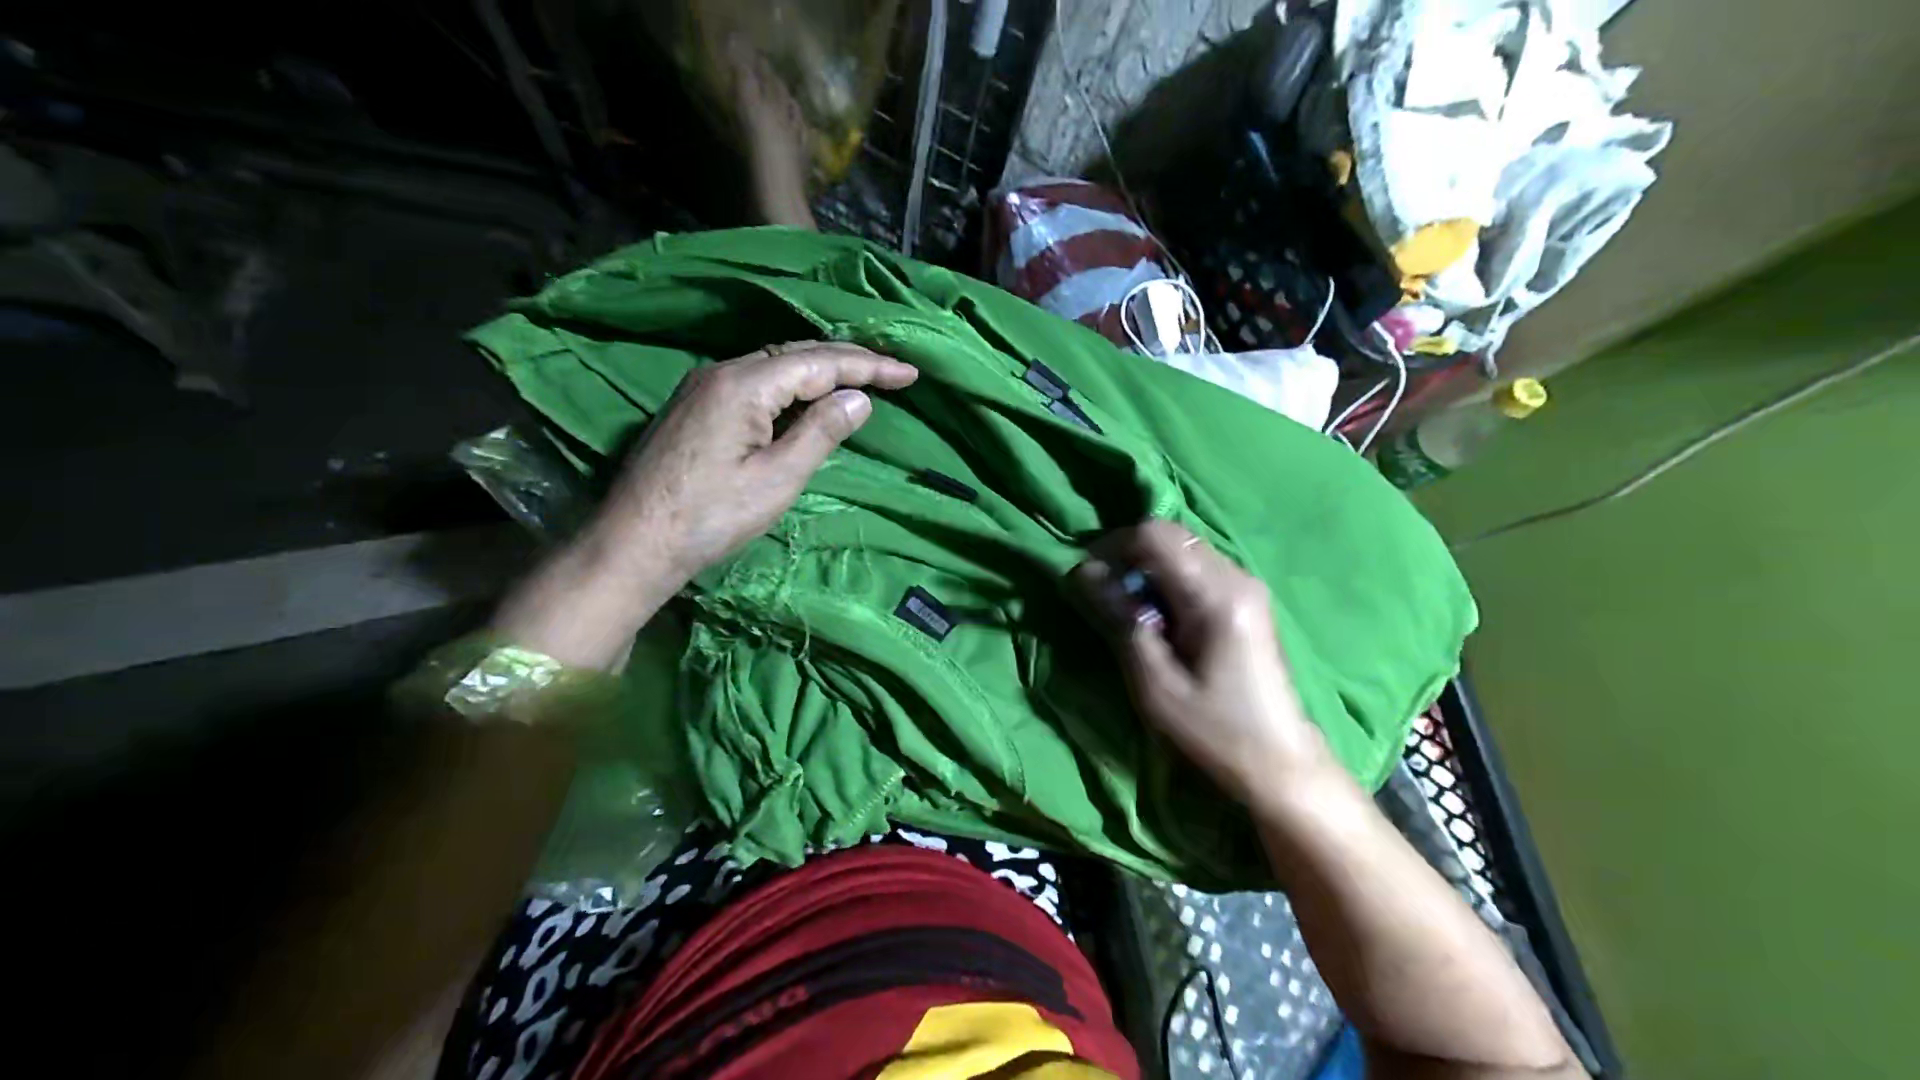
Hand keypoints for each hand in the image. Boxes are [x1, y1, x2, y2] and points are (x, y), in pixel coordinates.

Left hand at [493, 341, 914, 670]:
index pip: (820, 362)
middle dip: (848, 361)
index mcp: (745, 384)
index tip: (909, 373)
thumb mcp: (777, 478)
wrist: (633, 542)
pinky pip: (755, 380)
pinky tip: (806, 396)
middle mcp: (722, 371)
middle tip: (891, 372)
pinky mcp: (694, 406)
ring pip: (774, 365)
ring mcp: (703, 386)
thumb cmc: (710, 517)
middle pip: (797, 353)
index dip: (869, 366)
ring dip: (819, 369)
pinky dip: (791, 384)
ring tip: (859, 379)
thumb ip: (821, 432)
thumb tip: (859, 399)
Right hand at [1074, 520, 1340, 808]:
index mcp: (1217, 596)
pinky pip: (1195, 569)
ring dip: (1145, 569)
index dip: (1112, 547)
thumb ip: (1119, 621)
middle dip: (1127, 556)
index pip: (1155, 536)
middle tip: (1102, 596)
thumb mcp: (1155, 684)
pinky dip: (1165, 581)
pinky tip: (1157, 618)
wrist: (1281, 767)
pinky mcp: (1246, 602)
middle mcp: (1237, 578)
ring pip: (1182, 549)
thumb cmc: (1214, 732)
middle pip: (1170, 536)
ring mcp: (1246, 587)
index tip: (1087, 581)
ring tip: (1126, 610)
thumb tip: (1082, 574)